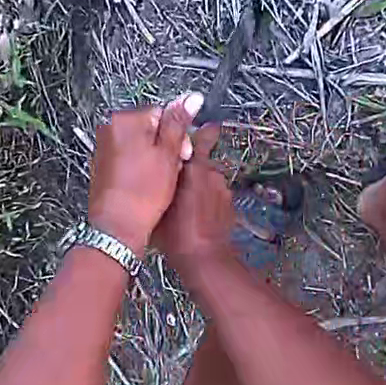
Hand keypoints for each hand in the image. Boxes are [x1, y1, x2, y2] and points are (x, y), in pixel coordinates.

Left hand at [87, 92, 203, 256]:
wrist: (118, 227)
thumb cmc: (143, 193)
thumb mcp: (169, 154)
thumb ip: (179, 123)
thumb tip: (191, 98)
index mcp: (124, 119)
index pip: (162, 114)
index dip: (177, 136)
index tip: (182, 154)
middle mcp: (109, 128)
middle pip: (150, 128)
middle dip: (166, 146)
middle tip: (173, 169)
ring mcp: (104, 146)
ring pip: (141, 144)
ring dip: (155, 158)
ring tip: (160, 180)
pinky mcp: (103, 164)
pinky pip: (129, 157)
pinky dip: (141, 167)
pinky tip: (147, 184)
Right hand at [153, 124, 236, 269]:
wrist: (205, 259)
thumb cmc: (175, 233)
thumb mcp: (158, 204)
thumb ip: (160, 181)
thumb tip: (156, 170)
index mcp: (194, 169)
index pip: (202, 139)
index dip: (201, 132)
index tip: (203, 125)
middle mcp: (212, 175)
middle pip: (201, 162)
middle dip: (190, 168)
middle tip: (174, 181)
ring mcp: (223, 191)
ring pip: (207, 181)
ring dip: (197, 186)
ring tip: (182, 203)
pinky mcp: (229, 206)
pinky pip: (214, 196)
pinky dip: (206, 201)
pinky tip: (194, 214)